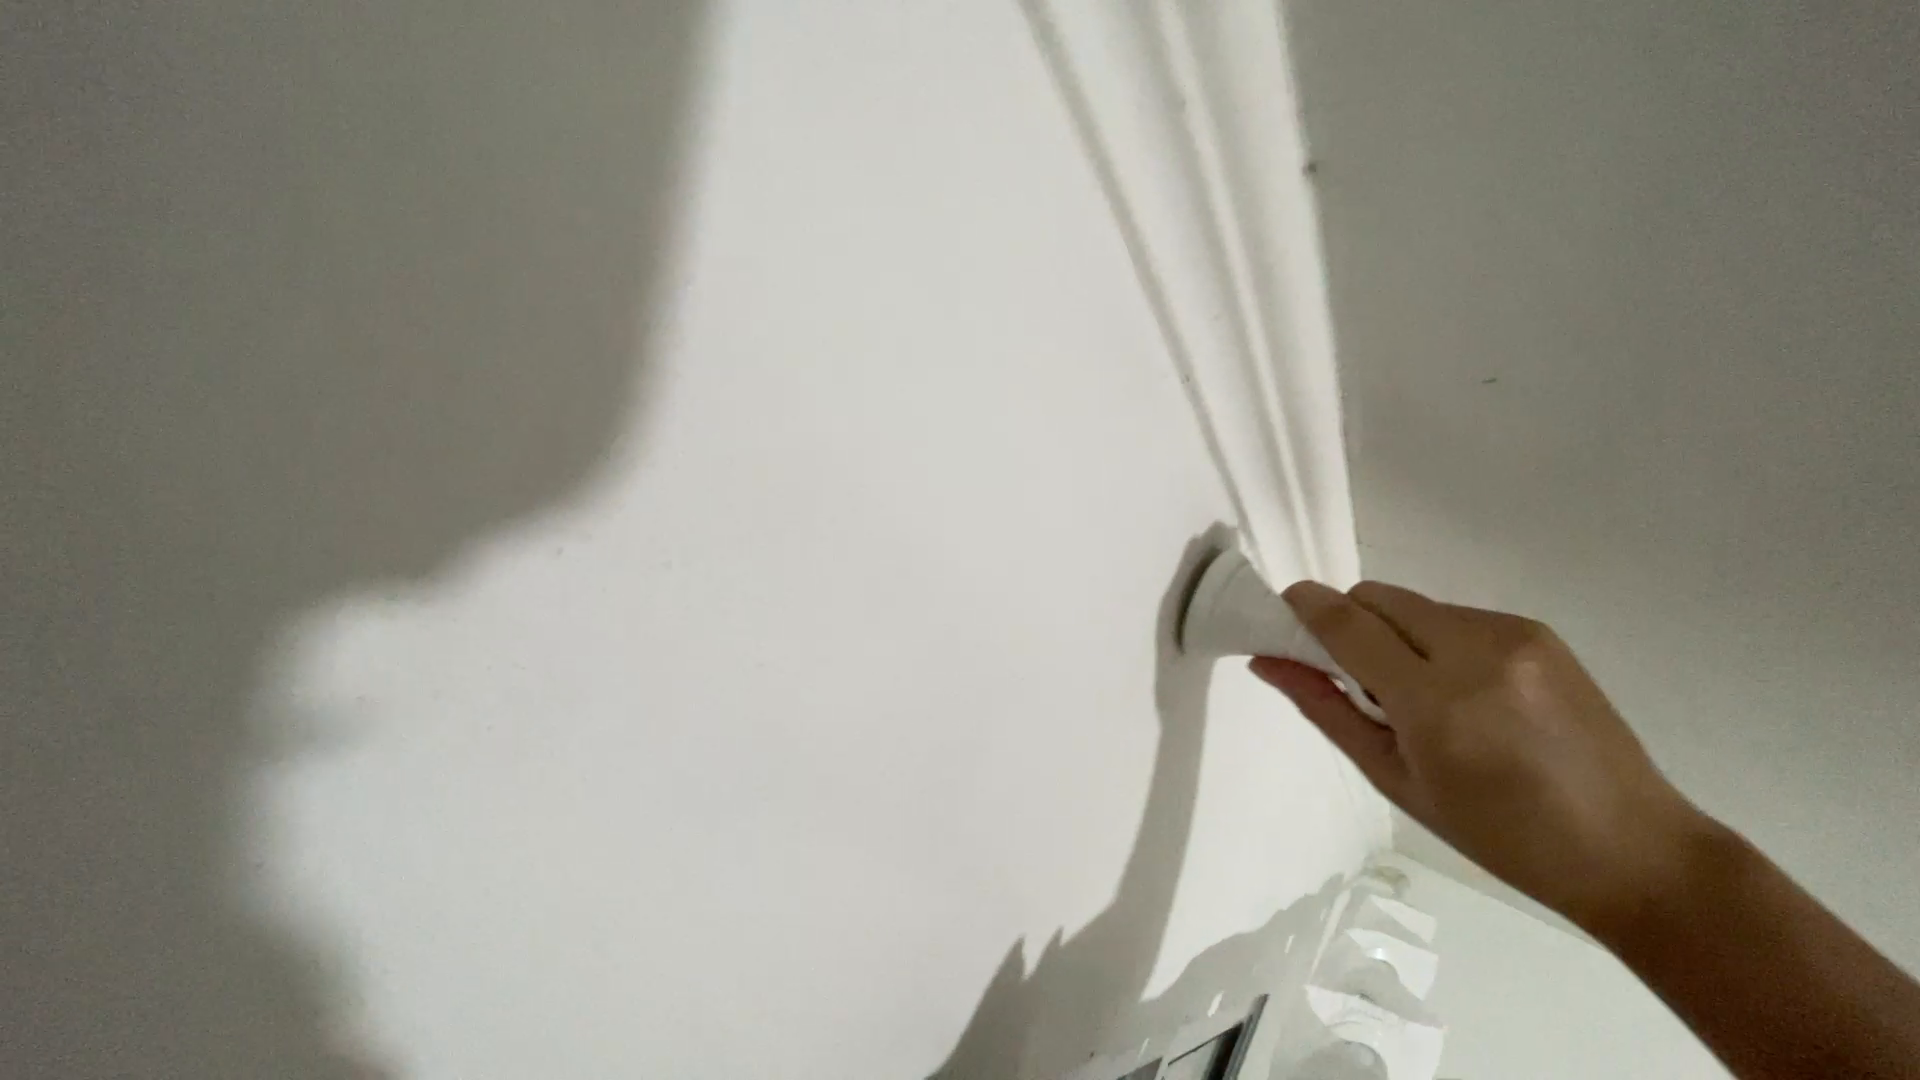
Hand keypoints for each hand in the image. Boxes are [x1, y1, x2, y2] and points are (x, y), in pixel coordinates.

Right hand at [1252, 580, 1716, 933]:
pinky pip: (1456, 617)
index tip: (1278, 611)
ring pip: (1415, 605)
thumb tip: (1268, 662)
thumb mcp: (1396, 780)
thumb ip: (1327, 710)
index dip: (1304, 608)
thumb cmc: (1498, 834)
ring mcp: (1515, 635)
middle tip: (1351, 677)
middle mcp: (1476, 650)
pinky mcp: (1539, 632)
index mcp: (1436, 701)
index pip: (1348, 624)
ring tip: (1417, 696)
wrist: (1631, 848)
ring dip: (1392, 633)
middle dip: (1348, 622)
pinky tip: (1463, 693)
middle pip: (1377, 598)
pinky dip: (1434, 640)